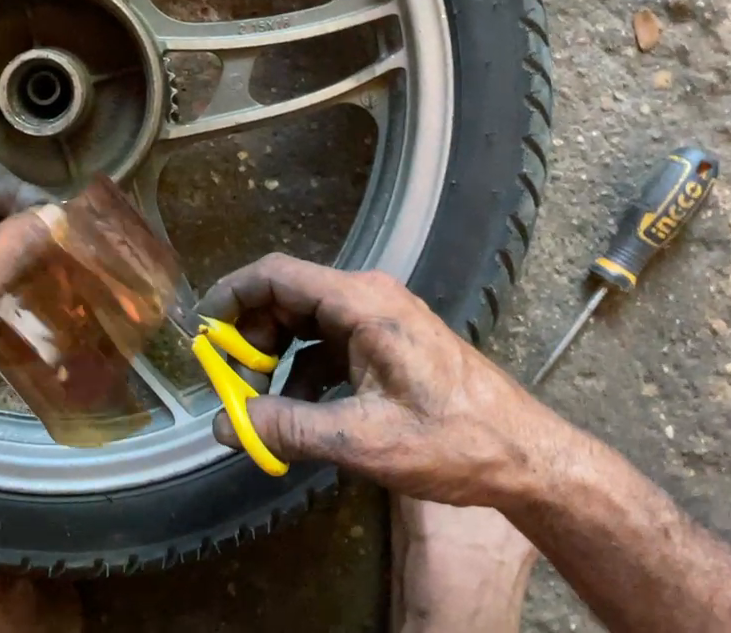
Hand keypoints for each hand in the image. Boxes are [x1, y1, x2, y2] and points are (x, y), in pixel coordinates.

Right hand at [200, 254, 568, 507]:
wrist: (527, 455)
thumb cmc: (452, 440)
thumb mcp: (363, 440)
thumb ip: (288, 427)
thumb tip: (221, 425)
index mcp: (361, 302)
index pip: (278, 274)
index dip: (233, 293)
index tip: (203, 328)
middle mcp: (367, 297)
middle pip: (287, 294)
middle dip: (251, 332)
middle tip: (230, 377)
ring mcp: (377, 317)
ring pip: (304, 318)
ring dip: (275, 352)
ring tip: (259, 397)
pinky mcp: (384, 340)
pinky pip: (327, 340)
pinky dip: (302, 366)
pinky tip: (298, 407)